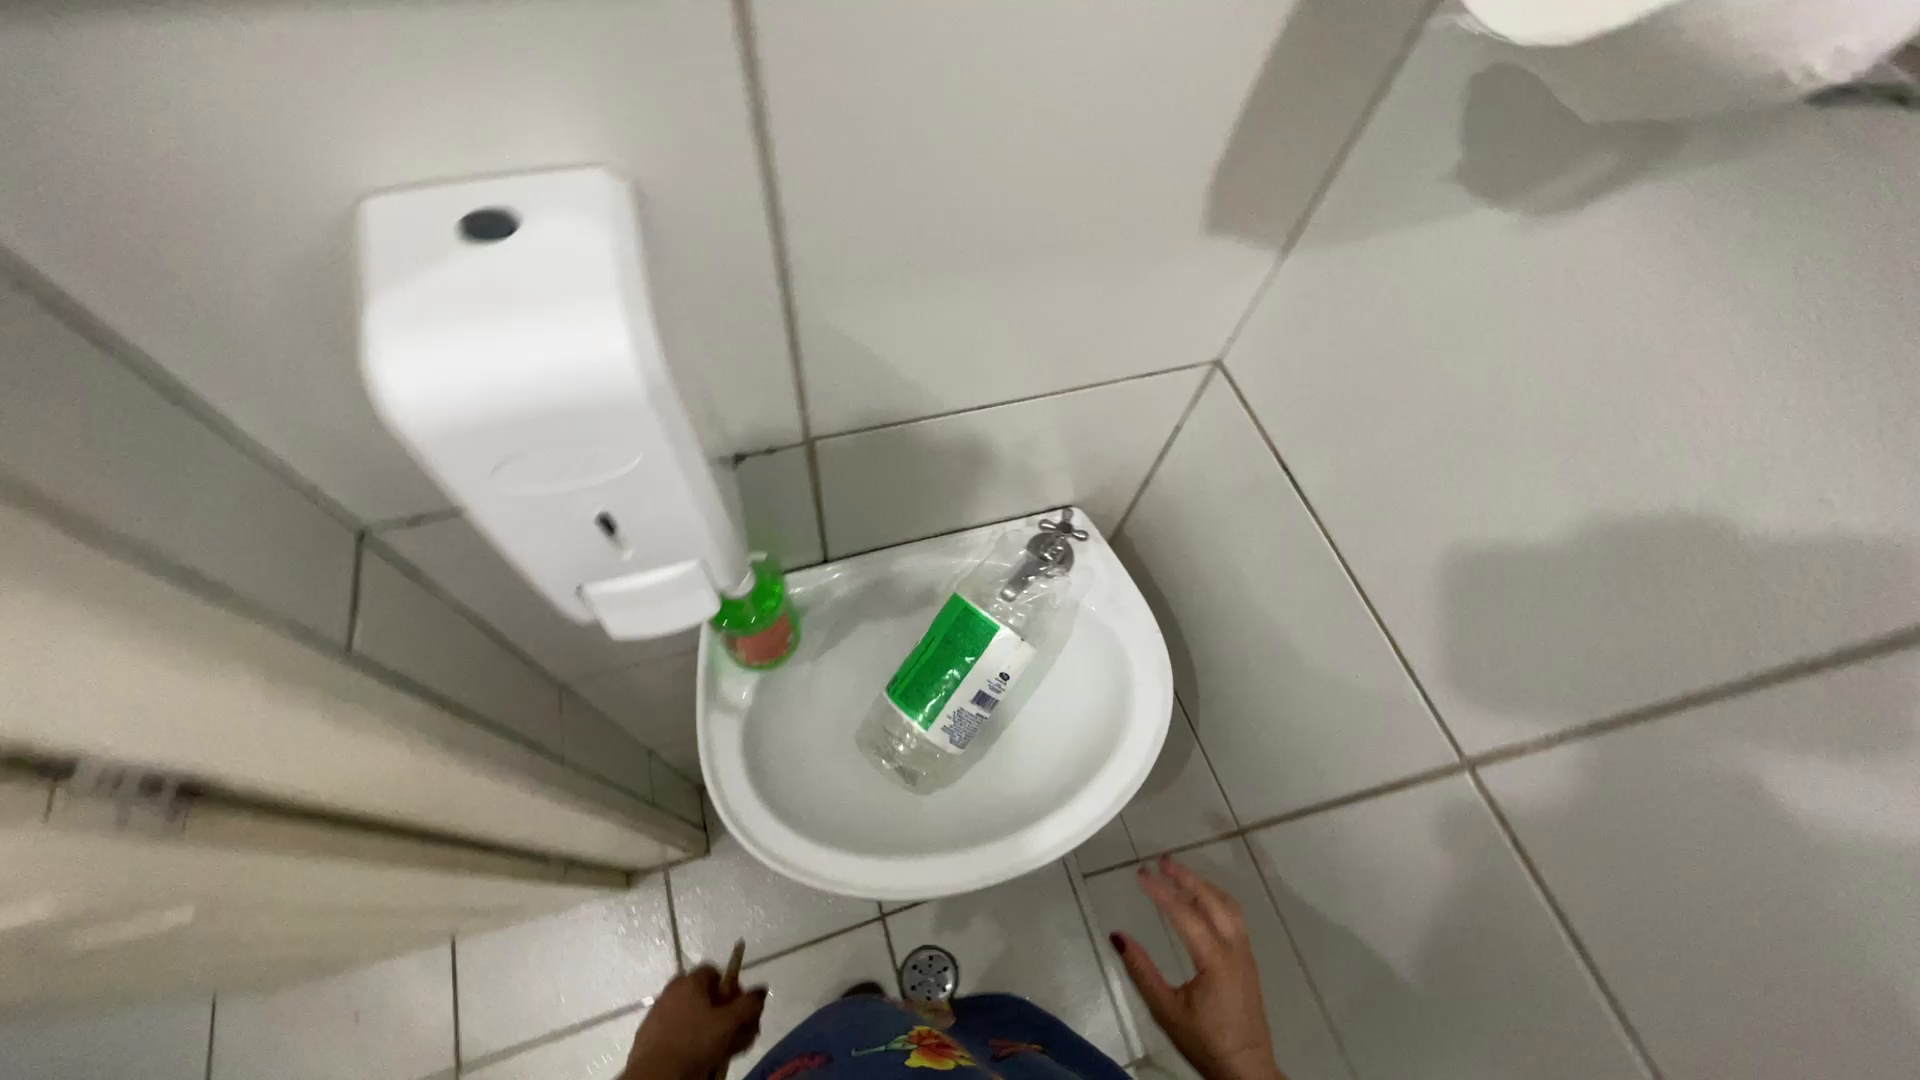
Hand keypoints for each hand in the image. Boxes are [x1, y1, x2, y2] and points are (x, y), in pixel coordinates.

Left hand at [623, 965, 767, 1079]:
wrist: (654, 1076)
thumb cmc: (695, 1043)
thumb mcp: (729, 1024)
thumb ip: (749, 1004)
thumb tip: (761, 990)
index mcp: (690, 981)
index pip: (714, 971)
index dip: (730, 987)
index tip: (737, 1007)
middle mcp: (672, 991)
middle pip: (702, 994)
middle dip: (720, 1010)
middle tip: (732, 1031)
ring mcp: (657, 1013)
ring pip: (689, 1014)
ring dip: (705, 1025)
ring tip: (717, 1047)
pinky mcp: (648, 1035)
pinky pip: (675, 1030)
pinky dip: (687, 1038)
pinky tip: (696, 1055)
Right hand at [1110, 856, 1285, 1079]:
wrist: (1247, 1070)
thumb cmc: (1204, 1042)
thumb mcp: (1166, 1010)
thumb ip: (1142, 970)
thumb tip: (1118, 936)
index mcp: (1215, 960)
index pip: (1185, 914)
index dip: (1161, 891)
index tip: (1140, 873)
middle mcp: (1235, 949)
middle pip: (1212, 900)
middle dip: (1185, 877)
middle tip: (1160, 861)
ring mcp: (1246, 953)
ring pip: (1228, 905)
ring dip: (1203, 884)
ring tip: (1178, 873)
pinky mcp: (1248, 960)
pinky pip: (1234, 916)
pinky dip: (1215, 898)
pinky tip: (1201, 898)